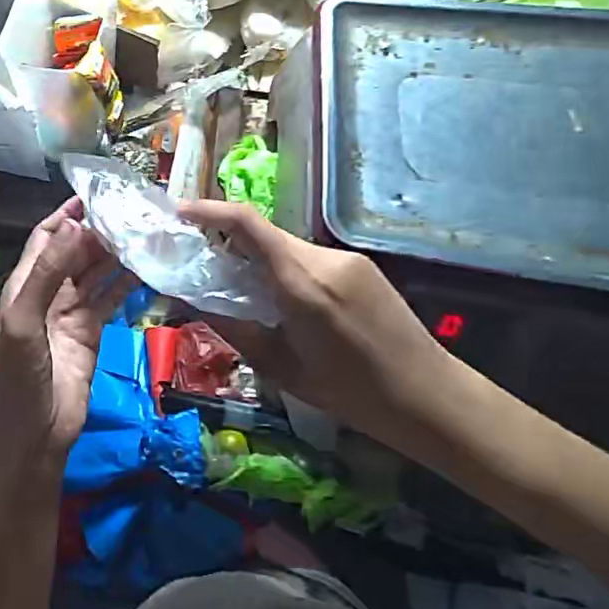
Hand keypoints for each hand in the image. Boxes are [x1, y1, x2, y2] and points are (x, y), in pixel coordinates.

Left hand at [0, 198, 137, 458]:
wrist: (34, 438)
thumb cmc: (20, 378)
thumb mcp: (24, 321)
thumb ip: (47, 273)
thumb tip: (74, 225)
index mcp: (25, 284)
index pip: (46, 238)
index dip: (66, 215)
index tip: (95, 194)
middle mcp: (48, 292)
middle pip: (75, 252)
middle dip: (99, 231)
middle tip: (132, 211)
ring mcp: (72, 312)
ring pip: (96, 273)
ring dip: (116, 254)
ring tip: (145, 231)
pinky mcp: (93, 332)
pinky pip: (111, 299)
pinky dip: (127, 283)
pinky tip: (147, 267)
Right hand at [177, 200, 447, 441]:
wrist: (428, 397)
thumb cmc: (350, 393)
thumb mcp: (280, 367)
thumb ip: (232, 327)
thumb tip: (187, 300)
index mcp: (300, 282)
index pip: (247, 224)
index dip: (209, 210)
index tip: (180, 213)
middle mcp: (324, 258)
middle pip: (264, 235)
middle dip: (229, 243)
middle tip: (204, 266)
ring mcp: (347, 258)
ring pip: (286, 247)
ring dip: (259, 261)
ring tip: (247, 295)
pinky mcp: (362, 265)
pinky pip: (310, 258)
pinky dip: (286, 270)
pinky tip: (288, 304)